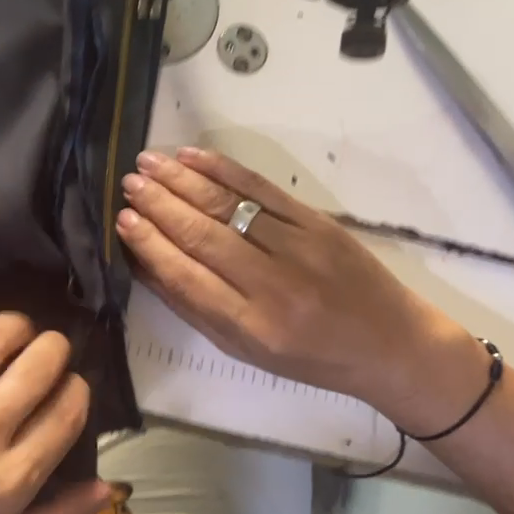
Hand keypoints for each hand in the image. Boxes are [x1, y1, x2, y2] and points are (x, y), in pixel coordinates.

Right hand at [115, 148, 488, 430]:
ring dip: (181, 180)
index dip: (150, 245)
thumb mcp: (243, 348)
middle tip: (127, 184)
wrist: (390, 345)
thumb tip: (141, 263)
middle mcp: (273, 286)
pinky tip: (191, 157)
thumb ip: (191, 306)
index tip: (122, 219)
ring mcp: (298, 249)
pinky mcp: (317, 222)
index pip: (186, 277)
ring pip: (227, 206)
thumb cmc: (308, 356)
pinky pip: (261, 189)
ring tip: (146, 164)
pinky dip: (222, 169)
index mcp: (250, 326)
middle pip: (202, 235)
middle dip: (159, 205)